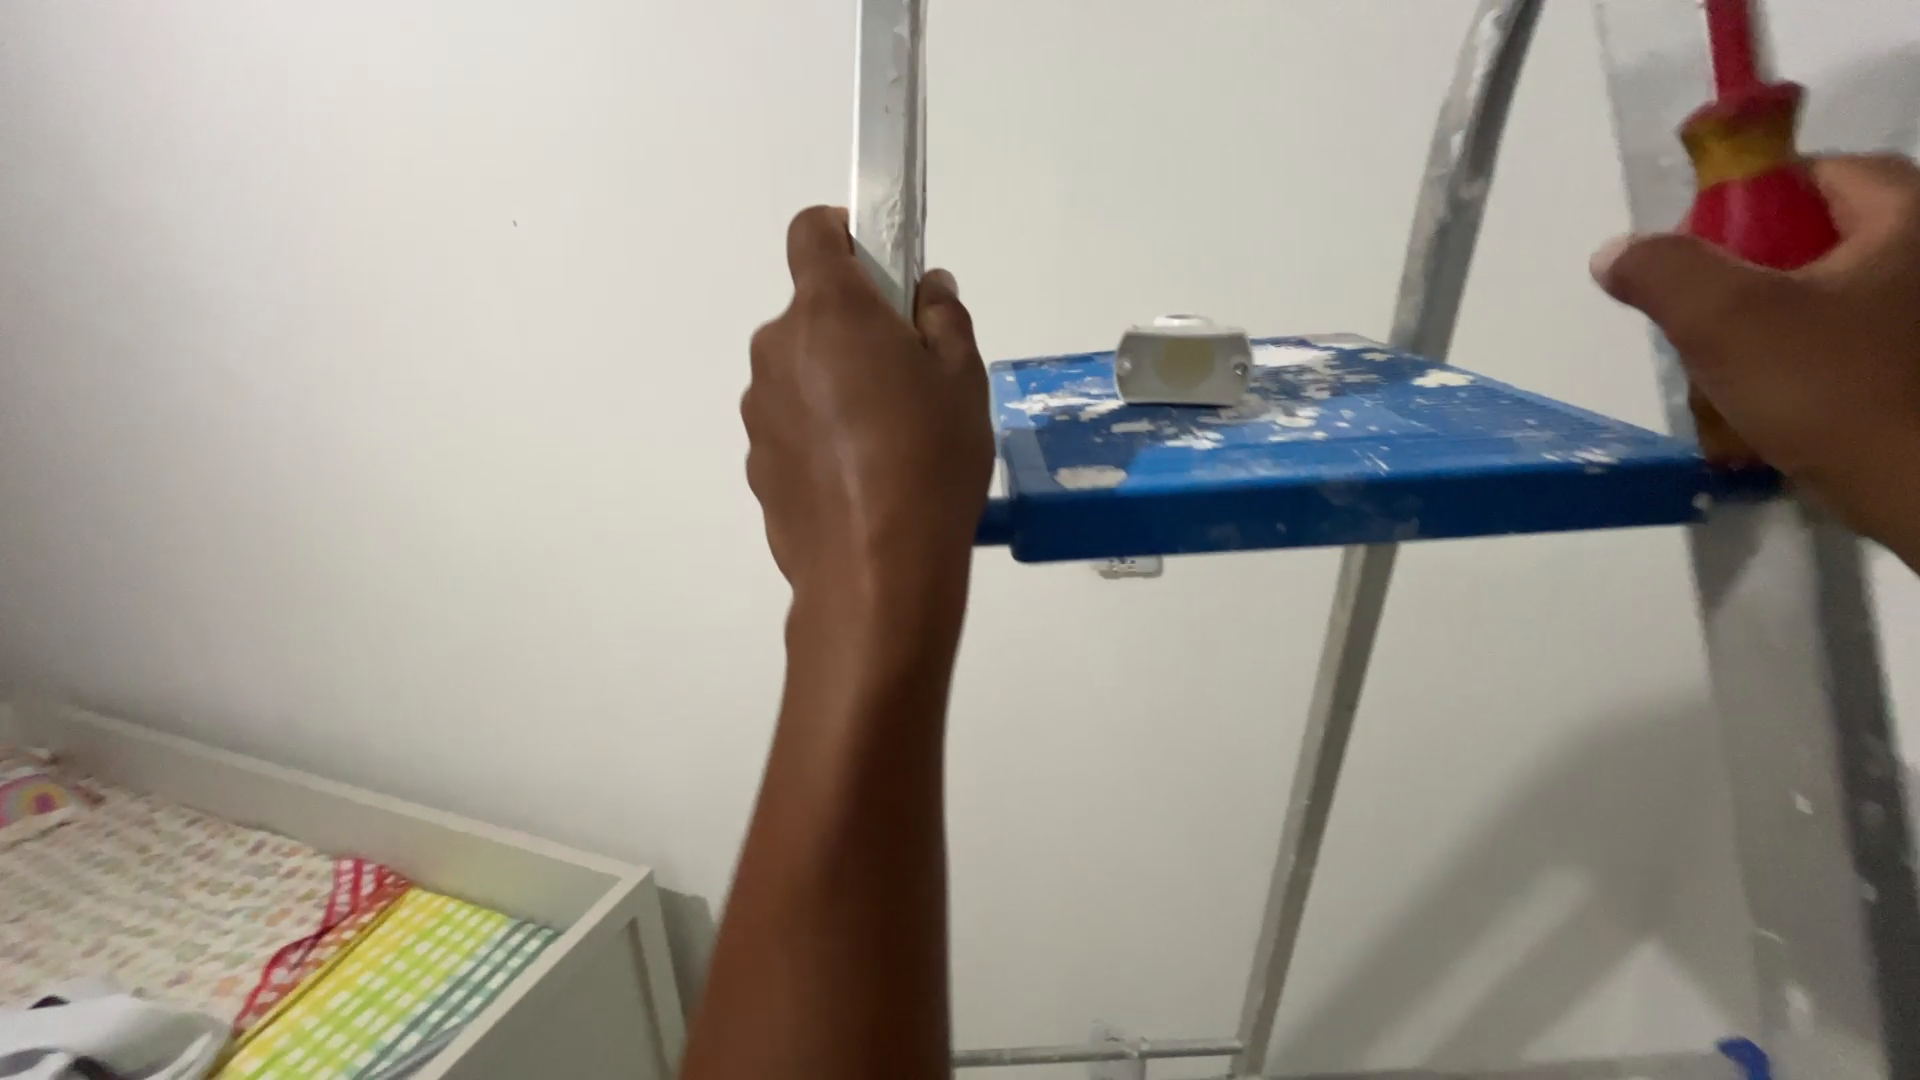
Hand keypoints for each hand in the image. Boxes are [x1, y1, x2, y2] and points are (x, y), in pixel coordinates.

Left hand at [744, 207, 993, 611]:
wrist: (876, 572)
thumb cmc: (929, 460)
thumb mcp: (963, 378)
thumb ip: (943, 316)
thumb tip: (925, 288)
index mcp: (827, 311)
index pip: (811, 230)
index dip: (846, 235)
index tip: (881, 269)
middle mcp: (777, 350)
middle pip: (812, 315)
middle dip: (854, 330)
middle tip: (907, 378)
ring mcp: (759, 411)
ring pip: (802, 375)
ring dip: (836, 387)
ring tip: (887, 443)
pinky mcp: (756, 464)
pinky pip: (793, 428)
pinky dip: (820, 436)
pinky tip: (860, 481)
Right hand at [1591, 154, 1919, 550]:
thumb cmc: (1833, 386)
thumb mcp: (1725, 320)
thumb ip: (1662, 273)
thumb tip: (1615, 252)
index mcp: (1912, 221)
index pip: (1829, 172)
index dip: (1754, 197)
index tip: (1698, 245)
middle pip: (1828, 234)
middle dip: (1753, 266)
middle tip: (1703, 312)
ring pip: (1834, 293)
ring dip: (1773, 318)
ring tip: (1727, 362)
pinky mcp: (1911, 370)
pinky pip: (1852, 340)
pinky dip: (1804, 355)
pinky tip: (1773, 393)